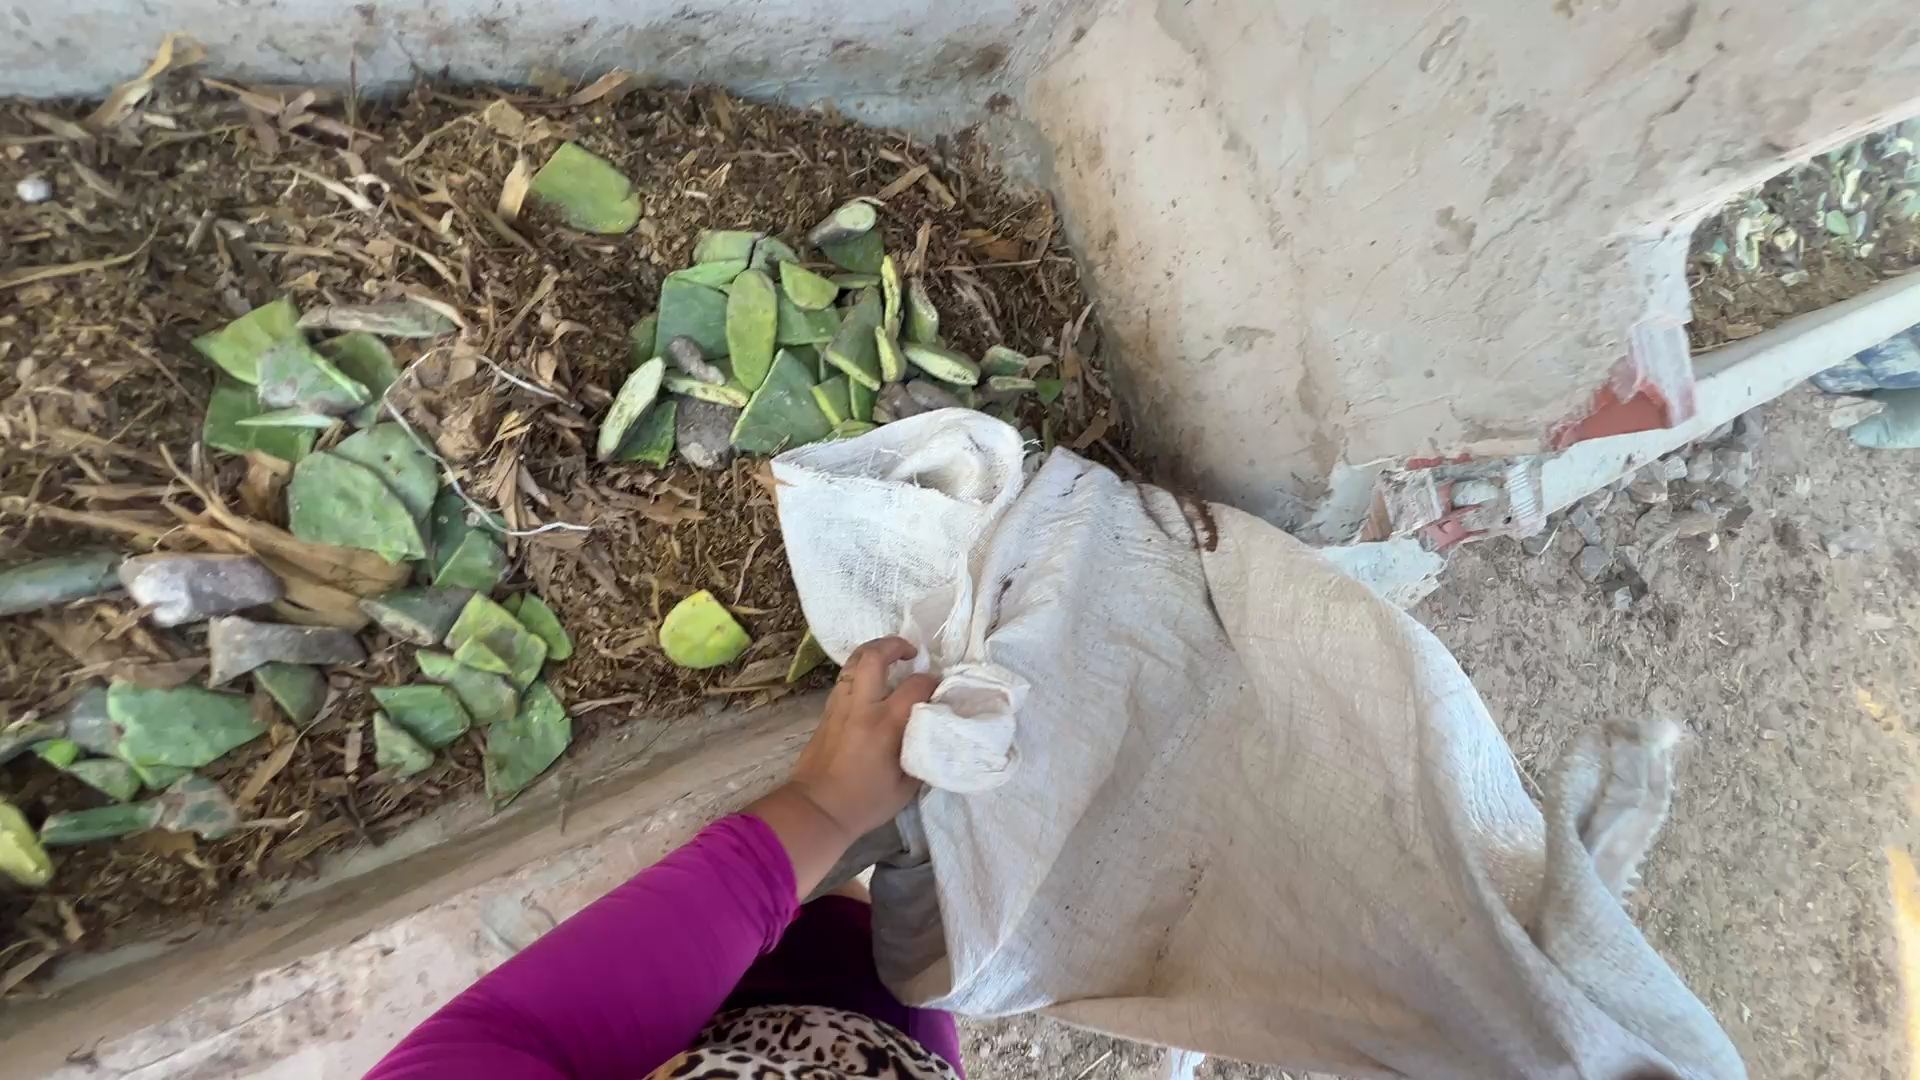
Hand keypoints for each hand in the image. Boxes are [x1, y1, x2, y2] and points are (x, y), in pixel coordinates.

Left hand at [790, 636, 938, 837]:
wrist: (817, 810)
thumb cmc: (865, 802)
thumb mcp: (907, 785)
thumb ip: (922, 751)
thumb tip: (934, 730)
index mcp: (885, 724)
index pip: (916, 685)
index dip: (932, 683)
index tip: (938, 691)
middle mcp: (862, 707)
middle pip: (874, 656)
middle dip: (895, 645)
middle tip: (911, 651)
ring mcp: (841, 706)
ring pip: (855, 662)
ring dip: (874, 652)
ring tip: (890, 657)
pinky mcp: (828, 711)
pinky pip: (846, 678)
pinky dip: (861, 671)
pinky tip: (871, 681)